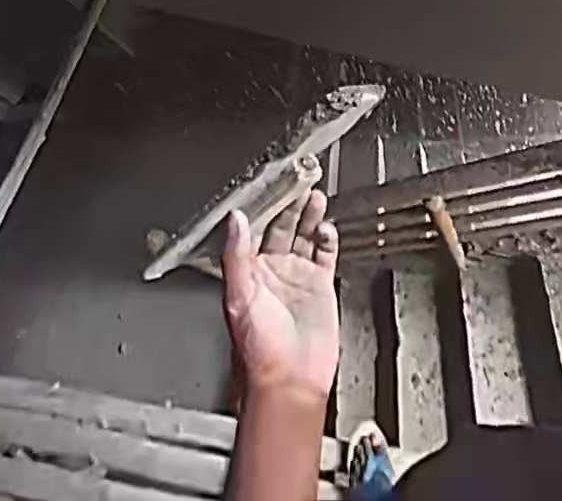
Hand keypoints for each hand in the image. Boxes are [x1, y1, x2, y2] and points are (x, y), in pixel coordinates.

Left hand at [222, 190, 339, 401]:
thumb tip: (233, 220)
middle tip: (299, 179)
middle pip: (283, 225)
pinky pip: (325, 253)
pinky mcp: (320, 285)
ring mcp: (297, 275)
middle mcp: (273, 268)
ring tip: (315, 194)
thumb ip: (235, 255)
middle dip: (290, 203)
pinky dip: (327, 238)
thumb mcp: (239, 296)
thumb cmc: (257, 350)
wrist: (289, 382)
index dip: (264, 204)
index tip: (271, 182)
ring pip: (305, 234)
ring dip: (310, 214)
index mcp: (249, 269)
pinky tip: (327, 227)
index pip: (256, 227)